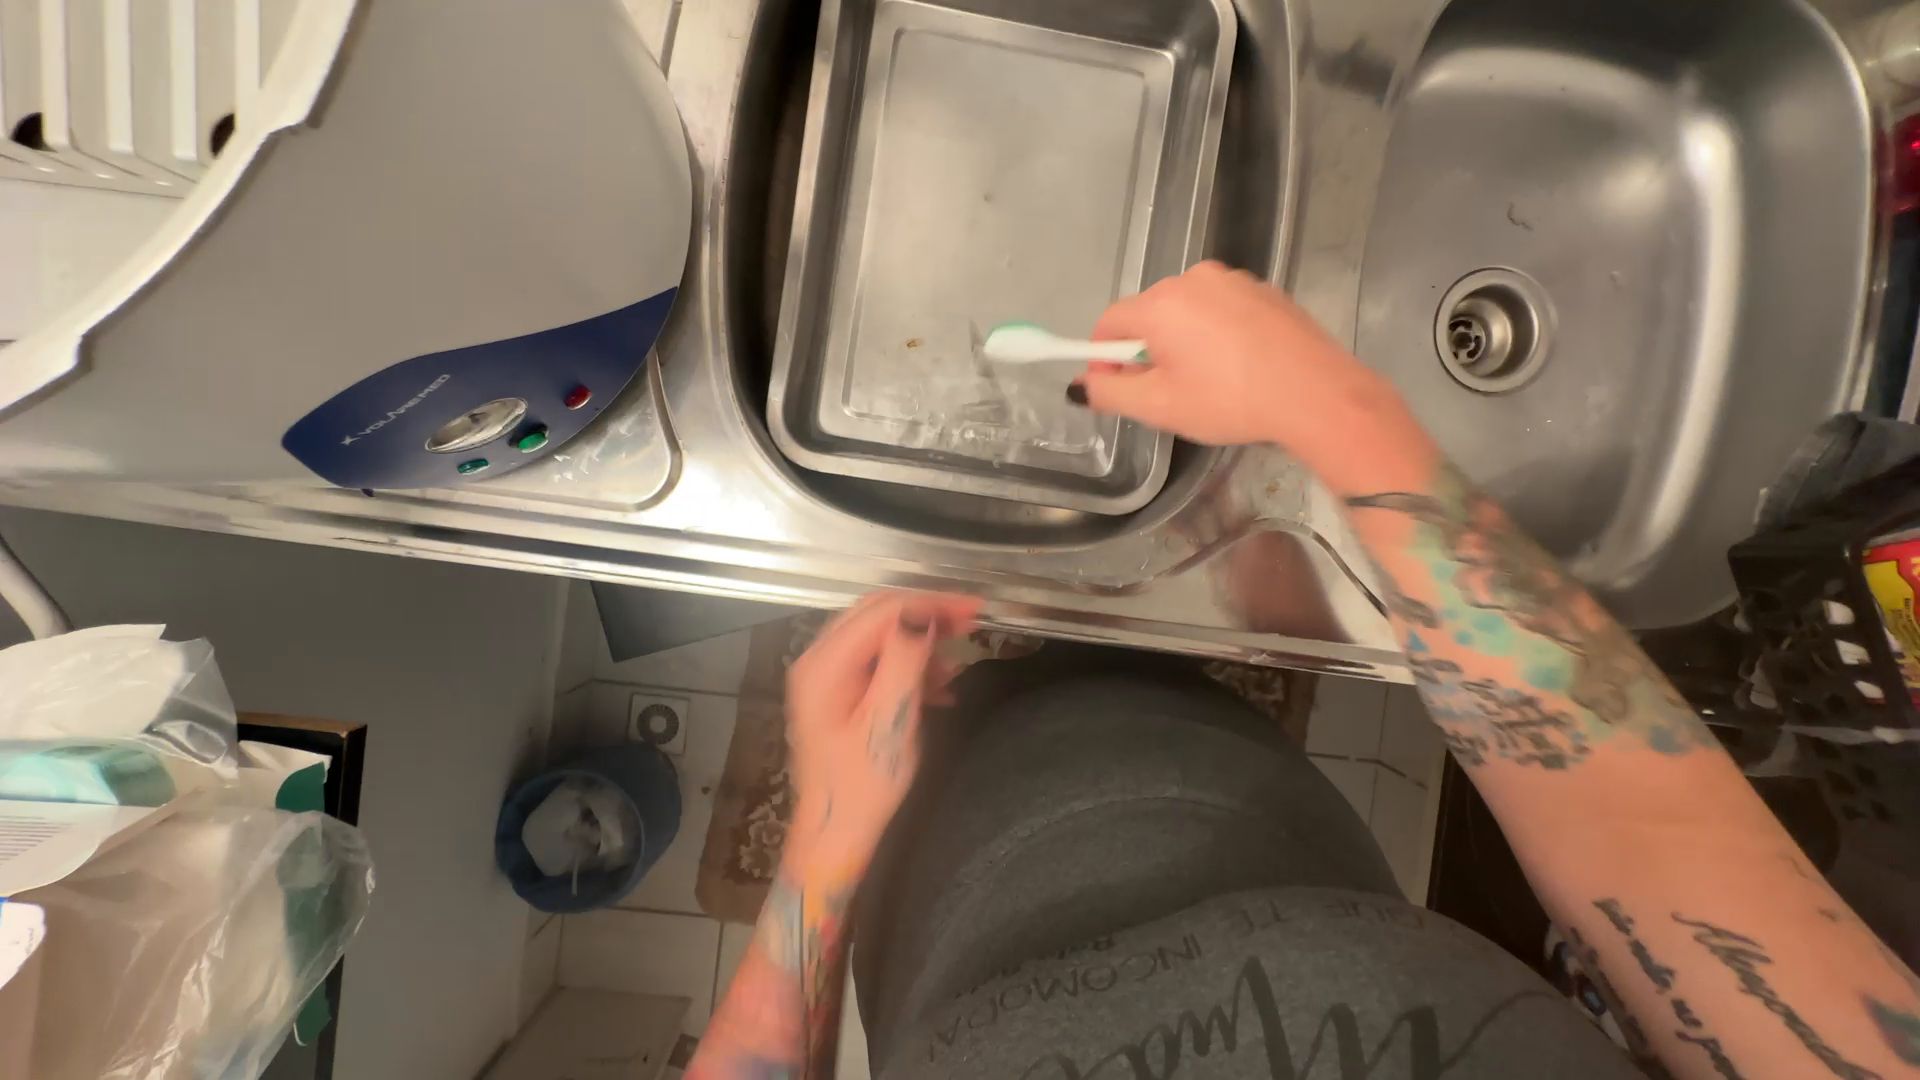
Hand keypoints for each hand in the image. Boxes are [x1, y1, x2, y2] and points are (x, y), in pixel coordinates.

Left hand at [783, 591, 981, 868]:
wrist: (837, 834)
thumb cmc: (863, 787)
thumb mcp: (890, 723)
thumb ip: (905, 662)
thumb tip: (922, 613)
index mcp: (825, 665)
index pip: (883, 610)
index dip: (930, 604)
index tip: (974, 609)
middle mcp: (819, 660)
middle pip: (879, 615)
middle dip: (927, 616)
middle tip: (970, 623)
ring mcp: (827, 674)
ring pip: (882, 635)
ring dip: (921, 645)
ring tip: (954, 668)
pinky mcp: (840, 690)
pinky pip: (879, 660)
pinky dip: (911, 667)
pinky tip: (938, 688)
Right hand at [1073, 262, 1416, 471]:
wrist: (1316, 394)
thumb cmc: (1230, 401)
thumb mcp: (1159, 406)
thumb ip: (1110, 392)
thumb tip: (1080, 385)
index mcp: (1161, 304)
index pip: (1108, 323)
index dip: (1102, 358)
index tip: (1118, 388)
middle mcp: (1192, 279)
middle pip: (1146, 314)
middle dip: (1144, 351)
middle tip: (1164, 392)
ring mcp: (1232, 280)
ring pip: (1183, 311)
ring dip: (1178, 342)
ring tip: (1203, 381)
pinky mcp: (1262, 290)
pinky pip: (1217, 309)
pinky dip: (1212, 334)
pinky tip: (1234, 367)